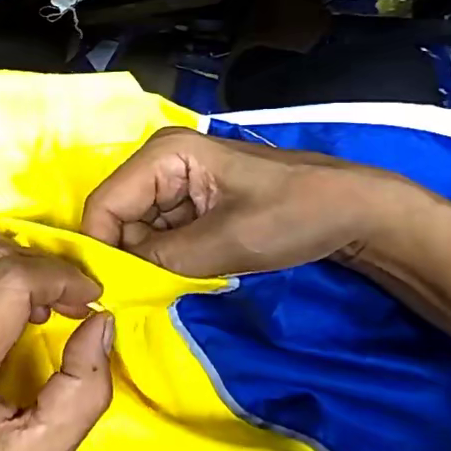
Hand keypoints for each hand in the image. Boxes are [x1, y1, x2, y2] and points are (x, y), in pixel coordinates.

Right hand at [81, 126, 407, 277]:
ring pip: (138, 232)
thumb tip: (113, 282)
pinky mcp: (192, 203)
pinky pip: (162, 236)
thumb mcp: (227, 242)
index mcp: (166, 153)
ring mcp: (177, 182)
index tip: (115, 296)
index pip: (104, 205)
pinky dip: (171, 259)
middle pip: (118, 218)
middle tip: (158, 292)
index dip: (103, 252)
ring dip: (154, 262)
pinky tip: (196, 270)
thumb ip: (163, 262)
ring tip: (188, 277)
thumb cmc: (293, 213)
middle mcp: (162, 161)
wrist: (347, 209)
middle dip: (131, 258)